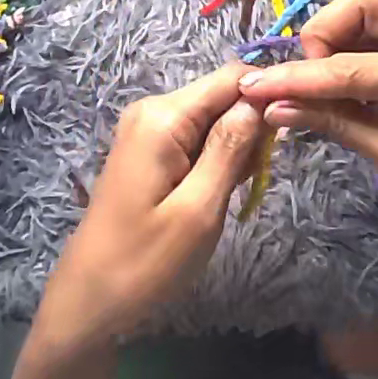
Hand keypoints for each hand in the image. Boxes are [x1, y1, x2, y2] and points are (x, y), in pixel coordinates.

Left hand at [37, 64, 266, 351]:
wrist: (88, 301)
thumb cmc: (145, 262)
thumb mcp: (199, 209)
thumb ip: (231, 147)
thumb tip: (261, 98)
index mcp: (163, 116)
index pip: (232, 77)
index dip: (267, 98)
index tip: (288, 137)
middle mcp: (153, 110)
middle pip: (223, 96)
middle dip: (250, 130)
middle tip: (253, 180)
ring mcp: (147, 129)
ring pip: (213, 119)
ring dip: (235, 150)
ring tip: (232, 193)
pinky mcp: (149, 150)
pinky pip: (195, 139)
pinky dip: (215, 161)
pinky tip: (214, 194)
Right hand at [236, 0, 377, 257]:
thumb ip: (335, 124)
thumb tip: (274, 107)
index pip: (356, 66)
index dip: (300, 77)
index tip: (255, 86)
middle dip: (325, 31)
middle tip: (310, 78)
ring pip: (375, 4)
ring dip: (338, 35)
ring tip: (323, 81)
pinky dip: (355, 44)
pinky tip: (345, 78)